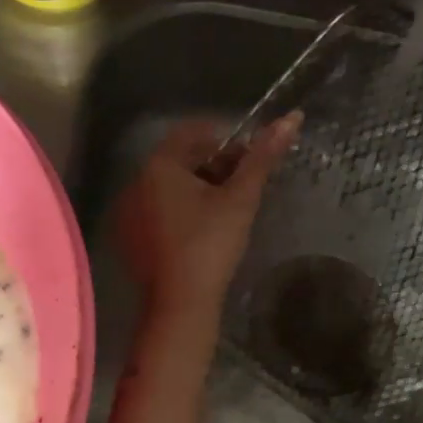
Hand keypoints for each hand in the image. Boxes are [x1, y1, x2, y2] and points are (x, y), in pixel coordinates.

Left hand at [116, 113, 299, 314]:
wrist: (179, 304)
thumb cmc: (210, 245)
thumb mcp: (240, 199)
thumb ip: (263, 158)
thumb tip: (292, 118)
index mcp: (159, 165)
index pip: (192, 132)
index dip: (225, 139)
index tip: (248, 160)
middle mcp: (136, 182)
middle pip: (180, 159)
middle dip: (213, 165)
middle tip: (242, 187)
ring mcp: (130, 211)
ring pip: (169, 185)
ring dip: (198, 188)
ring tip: (226, 210)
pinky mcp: (131, 237)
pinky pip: (158, 209)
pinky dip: (181, 211)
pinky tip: (202, 232)